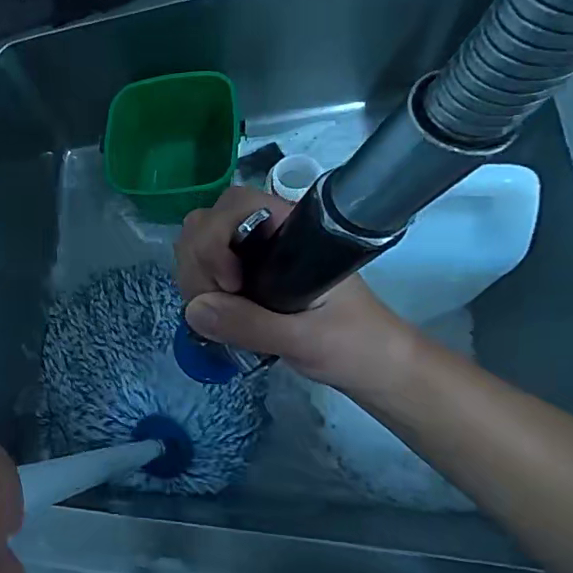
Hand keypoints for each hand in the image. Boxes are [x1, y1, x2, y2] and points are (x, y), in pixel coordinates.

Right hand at [174, 184, 421, 394]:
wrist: (378, 368)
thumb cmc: (356, 345)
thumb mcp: (305, 339)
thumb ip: (251, 324)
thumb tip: (195, 309)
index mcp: (292, 231)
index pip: (235, 204)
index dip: (217, 237)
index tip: (230, 284)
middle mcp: (269, 235)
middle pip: (208, 223)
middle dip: (199, 262)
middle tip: (218, 307)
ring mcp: (256, 258)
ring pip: (201, 247)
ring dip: (196, 280)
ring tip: (218, 318)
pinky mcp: (250, 282)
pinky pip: (208, 274)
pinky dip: (201, 293)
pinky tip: (216, 319)